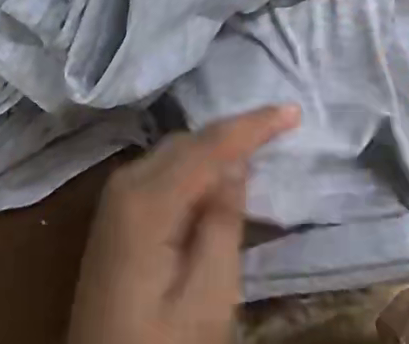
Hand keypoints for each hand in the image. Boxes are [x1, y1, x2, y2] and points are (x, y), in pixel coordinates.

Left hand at [68, 105, 300, 343]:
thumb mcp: (208, 298)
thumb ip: (224, 222)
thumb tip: (236, 163)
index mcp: (146, 200)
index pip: (208, 145)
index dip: (253, 124)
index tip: (293, 110)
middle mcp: (126, 182)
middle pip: (190, 141)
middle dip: (234, 133)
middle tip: (280, 129)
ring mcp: (116, 197)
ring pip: (176, 151)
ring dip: (216, 148)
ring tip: (258, 145)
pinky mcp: (116, 213)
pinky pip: (164, 170)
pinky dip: (195, 166)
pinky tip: (218, 175)